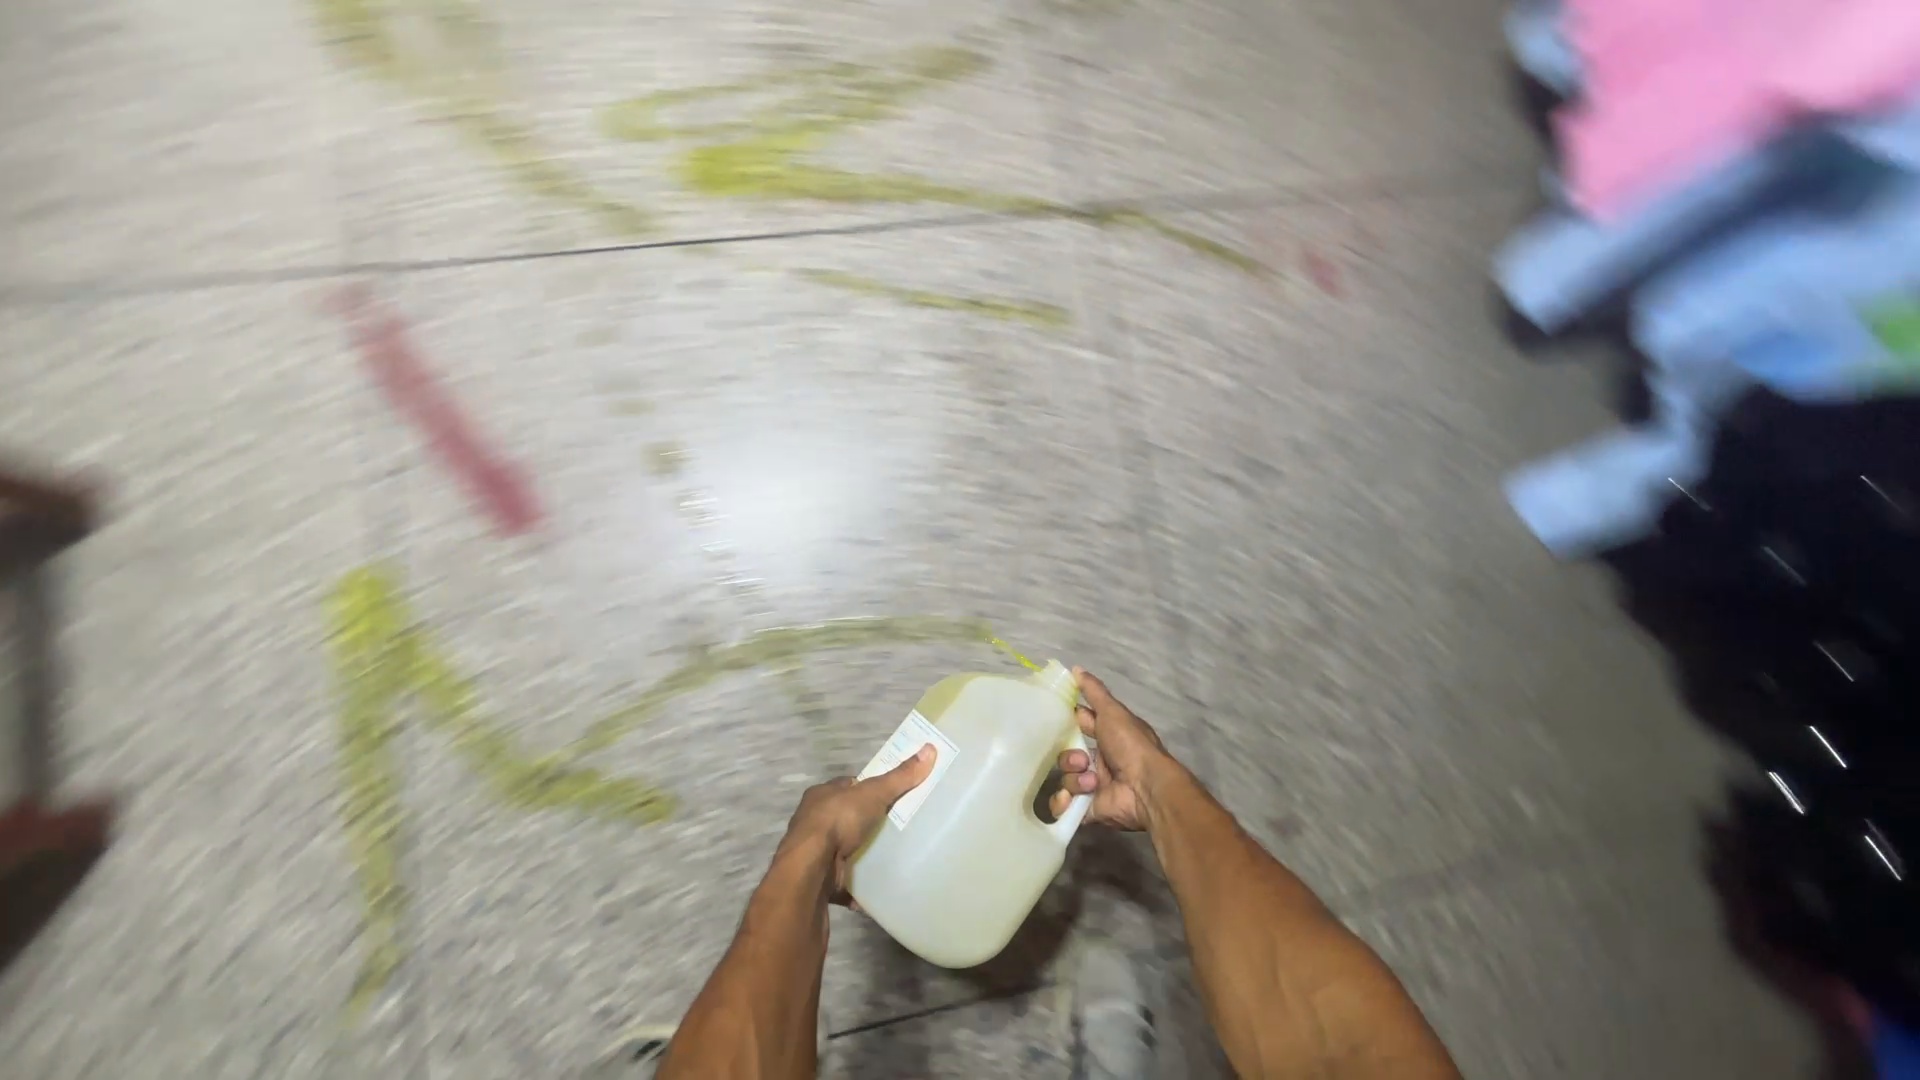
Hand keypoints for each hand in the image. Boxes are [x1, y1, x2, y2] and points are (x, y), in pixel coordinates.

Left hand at [778, 745, 935, 899]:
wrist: (811, 868)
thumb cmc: (838, 820)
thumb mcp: (874, 793)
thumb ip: (900, 776)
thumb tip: (930, 748)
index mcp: (821, 795)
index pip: (848, 787)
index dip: (869, 790)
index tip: (891, 797)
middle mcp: (813, 821)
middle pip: (846, 818)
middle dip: (866, 824)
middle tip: (896, 828)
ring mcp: (814, 851)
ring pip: (842, 849)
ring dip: (861, 854)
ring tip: (891, 857)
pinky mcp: (818, 878)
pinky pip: (842, 879)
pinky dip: (857, 884)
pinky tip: (876, 888)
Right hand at [1048, 668, 1178, 830]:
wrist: (1145, 787)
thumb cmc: (1131, 745)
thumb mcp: (1113, 711)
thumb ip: (1094, 691)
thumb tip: (1076, 667)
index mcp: (1107, 737)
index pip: (1080, 726)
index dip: (1067, 722)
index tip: (1052, 717)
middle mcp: (1099, 761)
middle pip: (1068, 755)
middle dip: (1069, 757)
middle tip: (1082, 761)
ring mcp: (1093, 786)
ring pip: (1066, 779)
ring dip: (1074, 779)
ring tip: (1091, 782)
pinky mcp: (1088, 809)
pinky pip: (1065, 807)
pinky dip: (1064, 804)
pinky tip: (1072, 800)